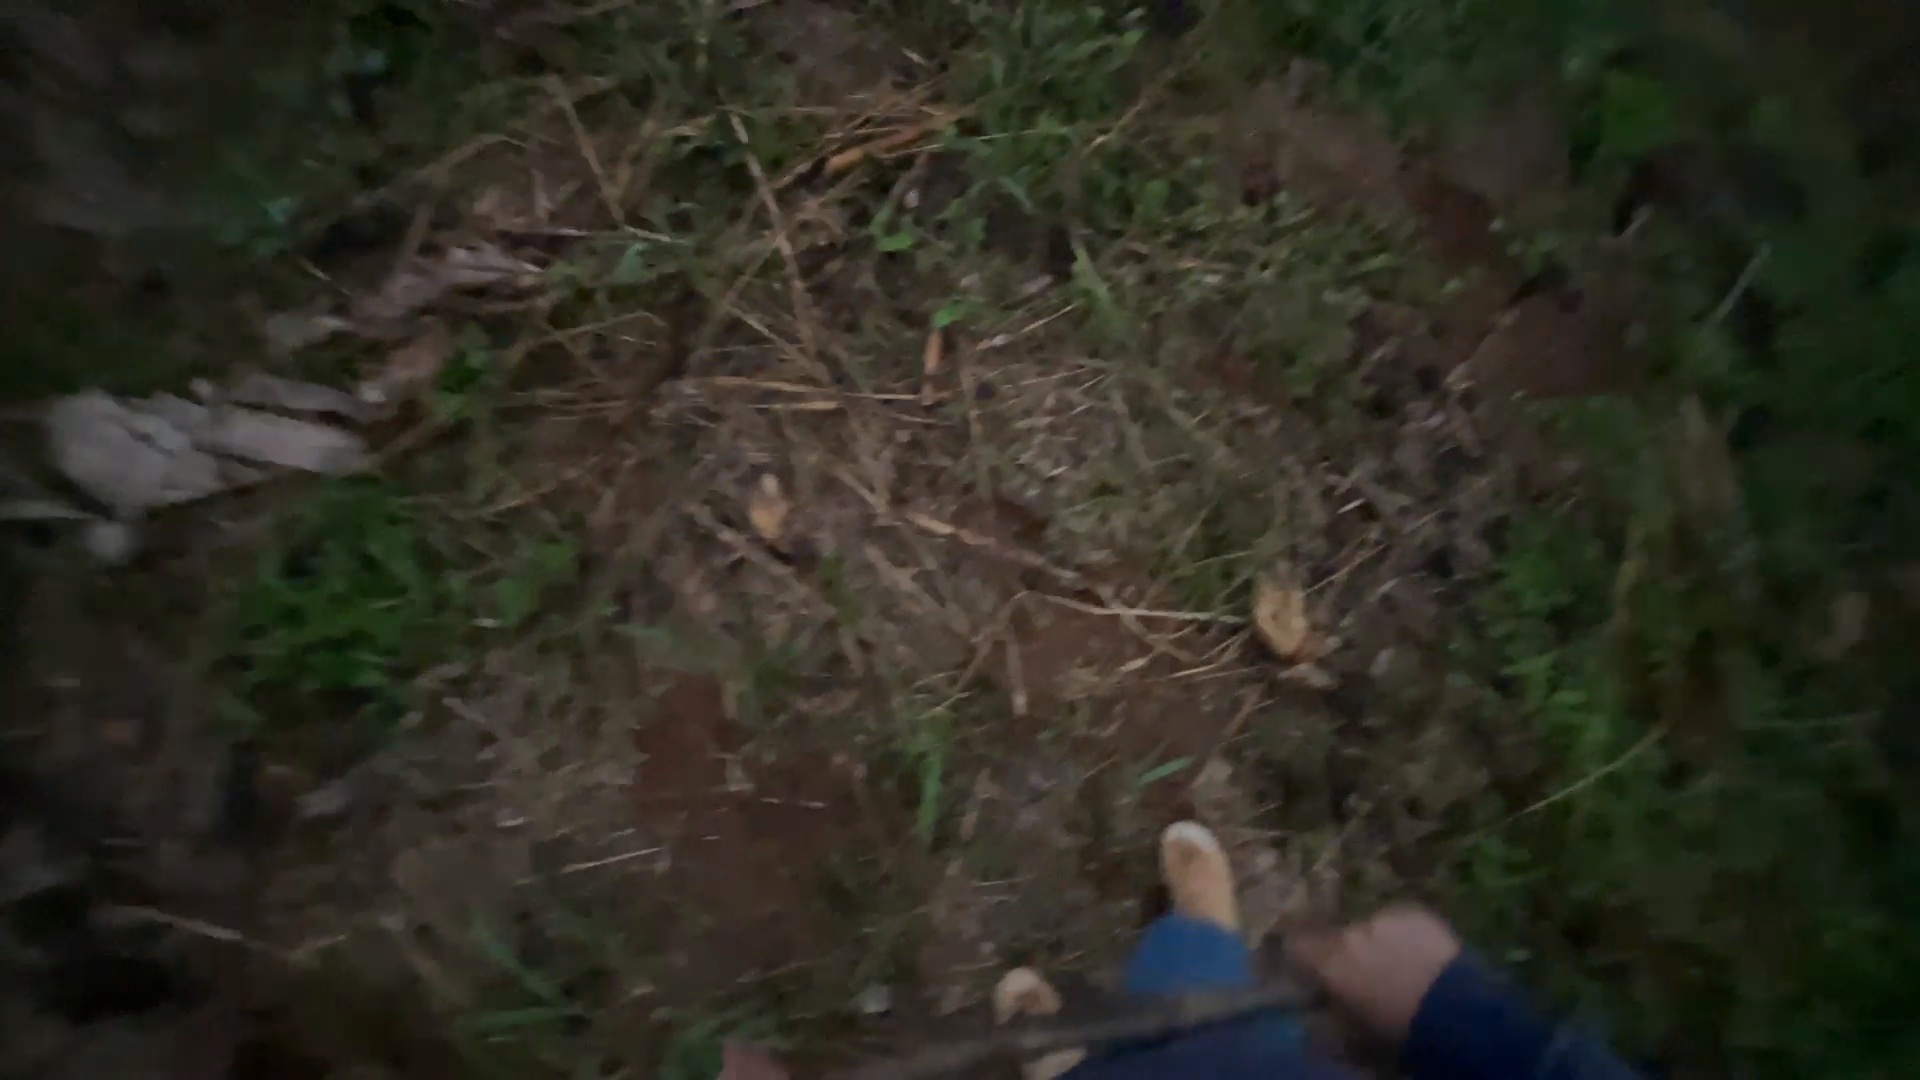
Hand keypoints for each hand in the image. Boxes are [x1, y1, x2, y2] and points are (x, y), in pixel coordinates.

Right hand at [1286, 904, 1462, 1039]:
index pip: (1295, 944)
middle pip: (1338, 936)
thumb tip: (1311, 1021)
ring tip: (1402, 968)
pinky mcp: (1415, 913)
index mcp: (1329, 961)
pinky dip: (1406, 938)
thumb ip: (1328, 1023)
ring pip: (1372, 929)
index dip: (1302, 955)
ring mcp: (1383, 918)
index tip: (1310, 968)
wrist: (1463, 1019)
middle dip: (1348, 953)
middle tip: (1368, 977)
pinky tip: (1424, 959)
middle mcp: (1350, 932)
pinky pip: (1401, 923)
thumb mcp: (1357, 1040)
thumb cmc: (1402, 1035)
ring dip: (1379, 945)